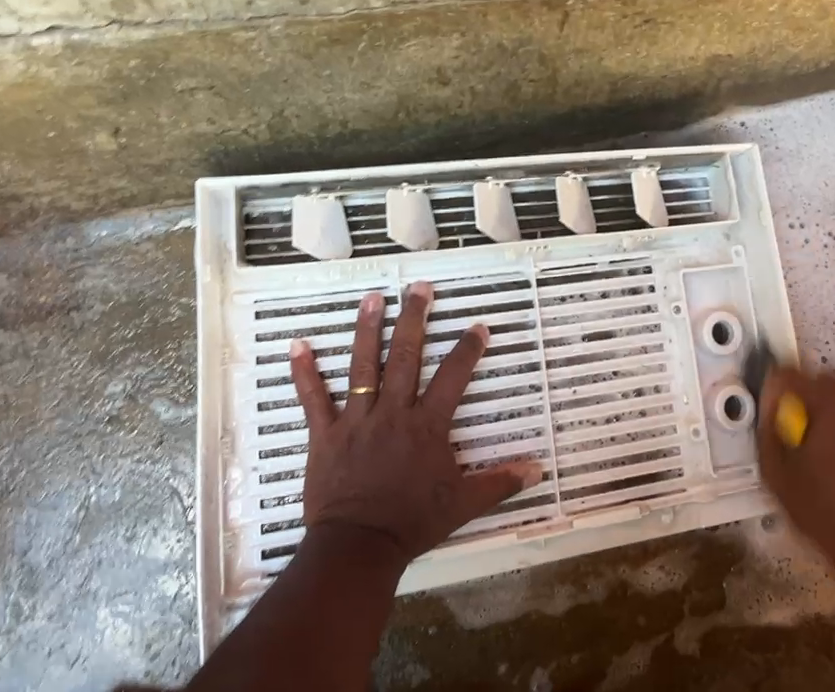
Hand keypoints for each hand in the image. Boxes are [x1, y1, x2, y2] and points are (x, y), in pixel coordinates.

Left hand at [288, 281, 540, 566]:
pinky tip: (297, 344)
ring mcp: (357, 420)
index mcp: (427, 424)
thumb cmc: (413, 522)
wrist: (359, 546)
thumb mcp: (463, 503)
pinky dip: (304, 372)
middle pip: (405, 356)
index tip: (478, 326)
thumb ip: (499, 482)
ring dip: (366, 329)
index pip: (453, 377)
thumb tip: (537, 469)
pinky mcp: (326, 434)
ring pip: (362, 366)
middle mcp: (393, 412)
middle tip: (419, 287)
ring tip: (371, 298)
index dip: (468, 350)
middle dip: (414, 318)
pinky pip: (313, 398)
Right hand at [755, 366, 834, 586]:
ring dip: (831, 412)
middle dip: (805, 396)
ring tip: (820, 446)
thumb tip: (768, 410)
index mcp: (829, 404)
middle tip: (794, 425)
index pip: (790, 373)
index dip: (775, 386)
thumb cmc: (830, 514)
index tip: (770, 404)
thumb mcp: (779, 476)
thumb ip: (769, 432)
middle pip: (824, 380)